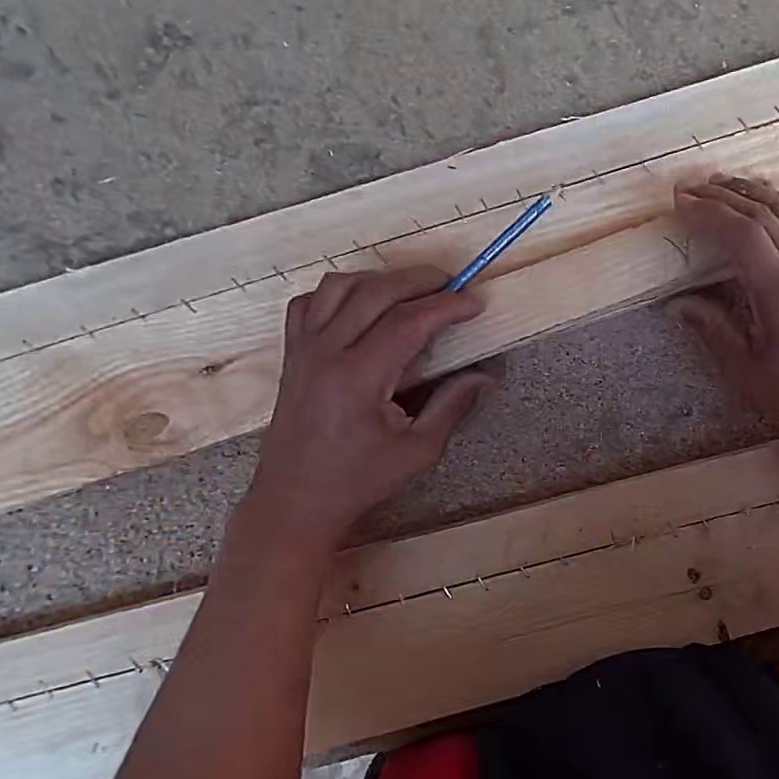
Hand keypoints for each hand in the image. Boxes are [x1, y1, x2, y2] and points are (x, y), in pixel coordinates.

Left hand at [240, 266, 495, 551]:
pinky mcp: (292, 353)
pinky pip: (312, 302)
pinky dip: (343, 291)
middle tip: (454, 285)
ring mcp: (303, 349)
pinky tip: (367, 304)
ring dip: (382, 279)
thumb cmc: (360, 480)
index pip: (407, 322)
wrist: (295, 499)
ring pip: (340, 286)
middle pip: (375, 292)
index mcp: (357, 380)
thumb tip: (487, 374)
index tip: (475, 303)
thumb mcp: (419, 450)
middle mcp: (325, 354)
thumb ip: (453, 405)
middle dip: (420, 280)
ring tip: (415, 290)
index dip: (446, 306)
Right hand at [666, 175, 778, 443]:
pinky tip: (759, 206)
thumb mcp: (747, 369)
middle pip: (763, 215)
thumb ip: (712, 331)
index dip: (709, 214)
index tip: (682, 203)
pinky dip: (774, 207)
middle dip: (723, 196)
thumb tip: (679, 305)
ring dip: (751, 193)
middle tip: (691, 188)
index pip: (743, 235)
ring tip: (720, 184)